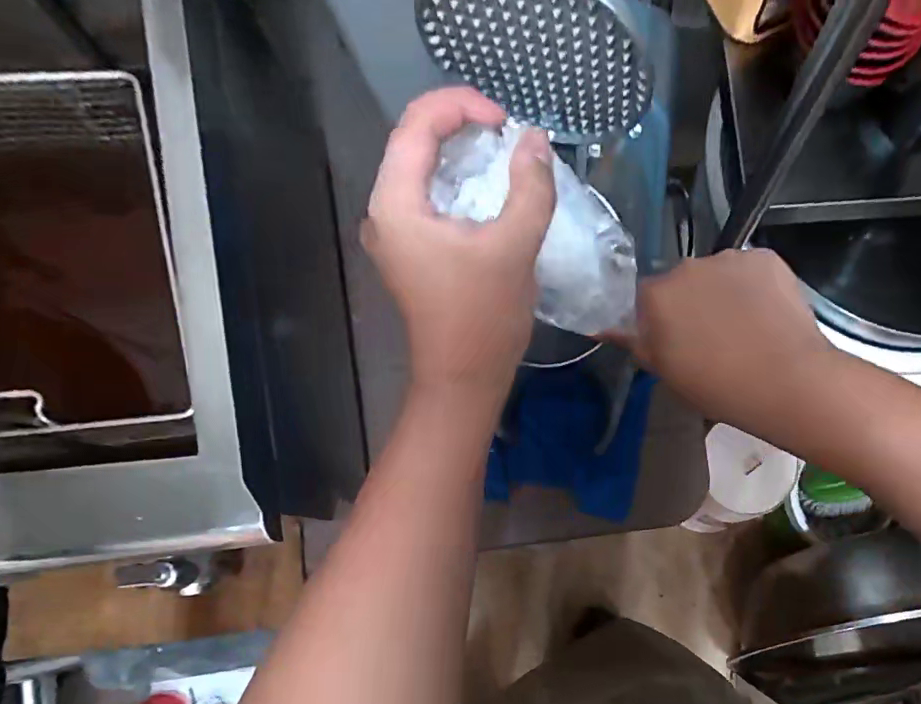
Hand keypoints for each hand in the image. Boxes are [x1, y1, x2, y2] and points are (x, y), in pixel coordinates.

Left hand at [363, 87, 556, 399]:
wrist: (464, 380)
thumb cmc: (484, 317)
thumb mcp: (513, 249)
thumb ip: (529, 190)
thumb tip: (536, 141)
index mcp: (396, 204)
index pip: (417, 125)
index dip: (461, 107)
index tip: (506, 122)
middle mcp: (384, 213)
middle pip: (415, 145)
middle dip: (461, 129)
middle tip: (507, 136)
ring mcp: (395, 237)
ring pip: (422, 174)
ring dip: (461, 158)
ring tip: (503, 160)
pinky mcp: (410, 257)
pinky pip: (429, 203)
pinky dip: (458, 189)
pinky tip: (489, 197)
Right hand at [629, 249, 838, 422]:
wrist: (786, 380)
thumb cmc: (719, 388)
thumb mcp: (669, 375)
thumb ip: (638, 344)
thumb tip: (609, 328)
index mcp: (657, 297)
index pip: (644, 299)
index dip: (659, 321)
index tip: (675, 343)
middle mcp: (687, 267)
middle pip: (682, 283)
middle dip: (692, 304)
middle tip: (711, 341)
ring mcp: (729, 259)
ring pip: (718, 275)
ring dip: (723, 294)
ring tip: (745, 331)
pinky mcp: (765, 258)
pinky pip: (751, 271)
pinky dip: (755, 288)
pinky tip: (767, 317)